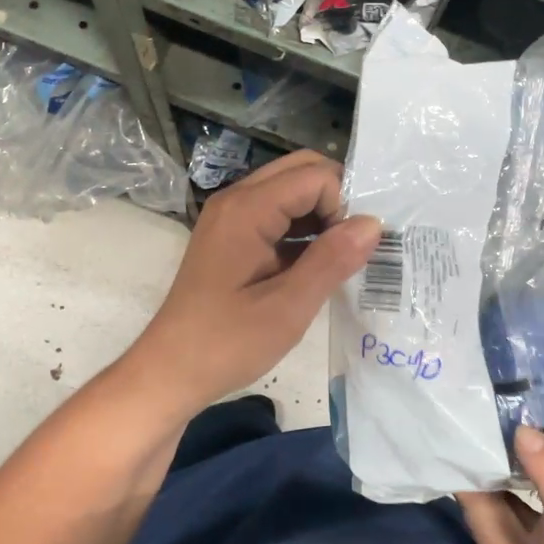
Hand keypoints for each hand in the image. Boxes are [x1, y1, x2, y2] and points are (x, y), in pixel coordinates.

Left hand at [124, 151, 379, 414]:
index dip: (341, 207)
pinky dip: (301, 232)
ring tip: (337, 262)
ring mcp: (230, 218)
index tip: (346, 253)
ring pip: (290, 192)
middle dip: (335, 202)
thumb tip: (373, 224)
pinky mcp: (231, 238)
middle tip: (348, 250)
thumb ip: (331, 260)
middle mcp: (236, 201)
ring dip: (320, 217)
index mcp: (247, 210)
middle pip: (301, 171)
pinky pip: (275, 215)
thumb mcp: (288, 307)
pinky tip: (313, 269)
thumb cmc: (227, 343)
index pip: (315, 176)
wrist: (171, 372)